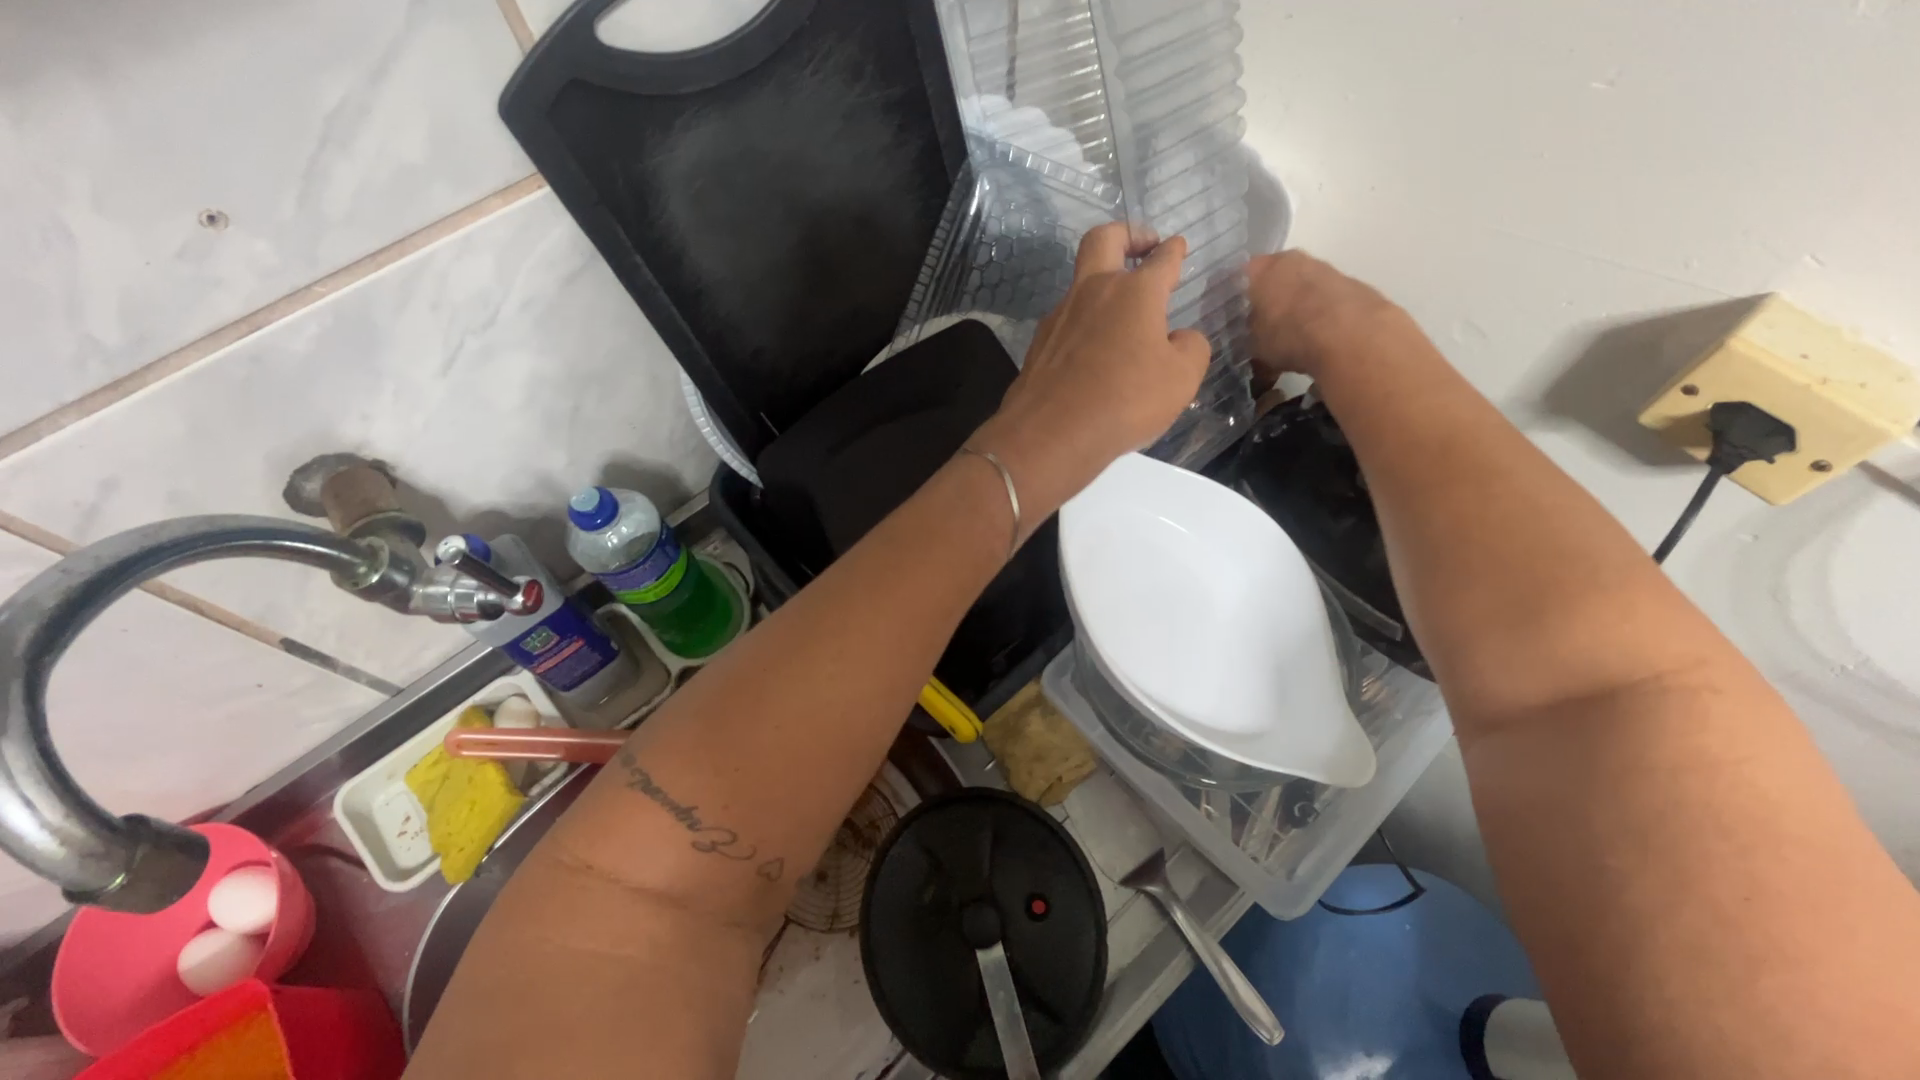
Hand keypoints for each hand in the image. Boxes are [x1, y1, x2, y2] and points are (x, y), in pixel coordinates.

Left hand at [972, 223, 1210, 518]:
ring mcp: (1060, 315)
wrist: (1051, 433)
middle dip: (1128, 234)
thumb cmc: (1125, 401)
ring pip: (1082, 281)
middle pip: (1104, 239)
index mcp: (1135, 291)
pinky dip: (1086, 322)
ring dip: (1104, 284)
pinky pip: (1068, 319)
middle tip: (1144, 245)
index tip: (1178, 247)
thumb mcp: (1181, 378)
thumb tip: (1179, 337)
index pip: (1161, 259)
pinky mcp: (1040, 343)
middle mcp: (1094, 291)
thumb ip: (1191, 347)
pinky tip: (1097, 349)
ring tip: (1125, 310)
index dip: (1174, 251)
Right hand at [1246, 251, 1407, 382]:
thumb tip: (1255, 336)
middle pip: (1278, 277)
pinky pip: (1330, 300)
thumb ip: (1252, 334)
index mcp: (1264, 270)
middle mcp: (1295, 261)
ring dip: (1301, 306)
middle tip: (1269, 326)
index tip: (1240, 314)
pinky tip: (1324, 340)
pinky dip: (1326, 315)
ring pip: (1306, 287)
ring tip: (1298, 337)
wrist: (1351, 337)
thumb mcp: (1256, 345)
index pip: (1244, 275)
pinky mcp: (1355, 286)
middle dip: (1274, 299)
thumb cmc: (1290, 336)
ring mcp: (1328, 270)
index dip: (1241, 295)